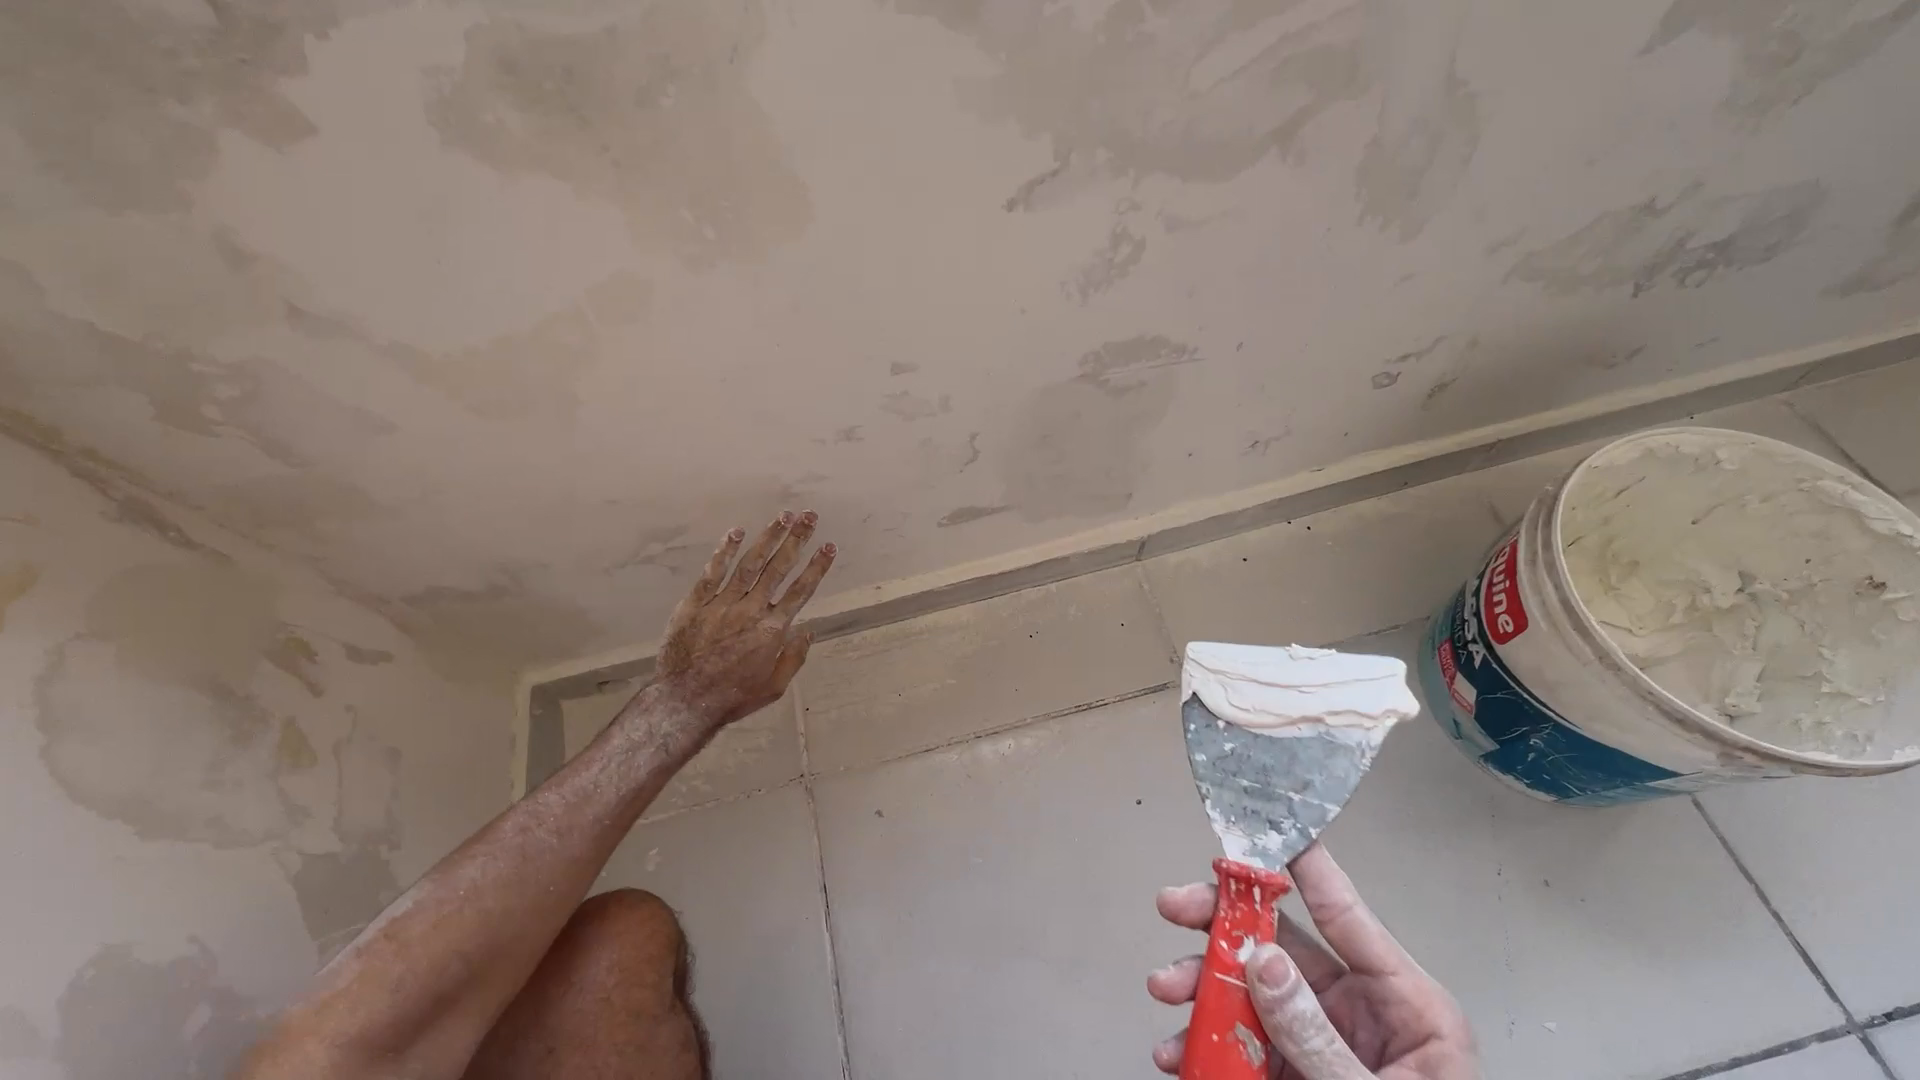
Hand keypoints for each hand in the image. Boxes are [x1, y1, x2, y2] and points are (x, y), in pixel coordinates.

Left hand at [644, 510, 834, 739]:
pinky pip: (713, 572)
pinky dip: (725, 551)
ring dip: (768, 538)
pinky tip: (736, 532)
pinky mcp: (696, 604)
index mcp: (773, 630)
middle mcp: (751, 610)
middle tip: (808, 516)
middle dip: (796, 539)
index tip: (829, 546)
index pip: (801, 590)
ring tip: (782, 516)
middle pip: (778, 568)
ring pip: (749, 564)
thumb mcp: (775, 686)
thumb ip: (794, 657)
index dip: (817, 566)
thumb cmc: (733, 697)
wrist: (686, 701)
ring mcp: (723, 604)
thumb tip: (808, 631)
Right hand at [1148, 844, 1478, 1079]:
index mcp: (1406, 1005)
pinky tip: (1177, 1053)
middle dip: (1220, 923)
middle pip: (1280, 944)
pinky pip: (1243, 1044)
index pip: (1348, 917)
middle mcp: (1361, 1012)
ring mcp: (1322, 1042)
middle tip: (1174, 906)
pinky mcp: (1294, 1074)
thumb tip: (1263, 960)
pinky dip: (1204, 1044)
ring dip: (1200, 985)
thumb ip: (1318, 1036)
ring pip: (1249, 990)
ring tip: (1165, 989)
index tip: (1267, 826)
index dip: (1306, 867)